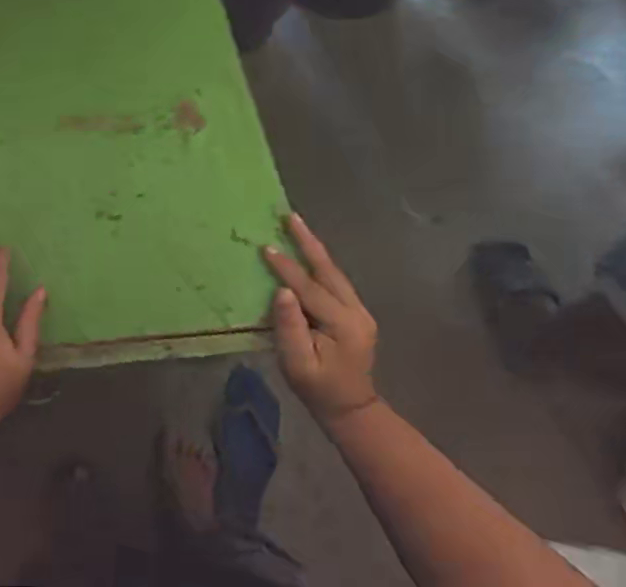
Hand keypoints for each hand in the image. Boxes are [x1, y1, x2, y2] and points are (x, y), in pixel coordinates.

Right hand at [262, 214, 379, 421]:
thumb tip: (282, 290)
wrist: (352, 409)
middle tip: (289, 216)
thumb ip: (289, 327)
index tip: (265, 247)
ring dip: (314, 248)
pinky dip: (320, 263)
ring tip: (295, 225)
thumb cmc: (319, 390)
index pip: (309, 288)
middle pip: (328, 269)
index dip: (286, 268)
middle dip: (307, 241)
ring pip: (334, 271)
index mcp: (343, 324)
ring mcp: (360, 310)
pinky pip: (335, 280)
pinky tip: (308, 252)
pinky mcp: (356, 313)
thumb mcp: (298, 364)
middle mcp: (356, 311)